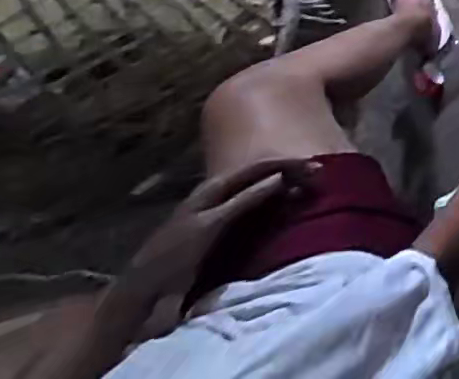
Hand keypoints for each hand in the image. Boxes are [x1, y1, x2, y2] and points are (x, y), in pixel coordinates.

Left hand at [123, 159, 315, 298]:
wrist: (140, 295)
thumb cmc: (174, 256)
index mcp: (214, 187)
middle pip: (261, 173)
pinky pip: (254, 203)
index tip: (314, 166)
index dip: (287, 163)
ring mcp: (219, 208)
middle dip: (290, 171)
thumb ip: (245, 199)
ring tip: (308, 186)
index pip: (259, 166)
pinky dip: (275, 199)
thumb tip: (281, 176)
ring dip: (285, 184)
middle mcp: (218, 192)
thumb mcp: (210, 225)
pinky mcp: (221, 225)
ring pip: (259, 186)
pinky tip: (287, 202)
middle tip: (318, 173)